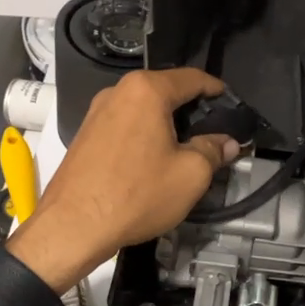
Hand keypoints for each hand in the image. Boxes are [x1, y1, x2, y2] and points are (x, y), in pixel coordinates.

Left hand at [7, 68, 238, 287]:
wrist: (72, 227)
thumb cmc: (137, 194)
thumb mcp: (191, 174)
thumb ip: (214, 150)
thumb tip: (227, 142)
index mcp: (147, 90)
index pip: (193, 78)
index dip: (217, 91)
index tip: (233, 107)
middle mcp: (119, 92)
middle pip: (166, 91)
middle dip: (192, 109)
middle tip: (214, 133)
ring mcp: (97, 112)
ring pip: (145, 109)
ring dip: (167, 124)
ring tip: (186, 149)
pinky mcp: (85, 135)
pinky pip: (126, 125)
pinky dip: (145, 135)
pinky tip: (154, 160)